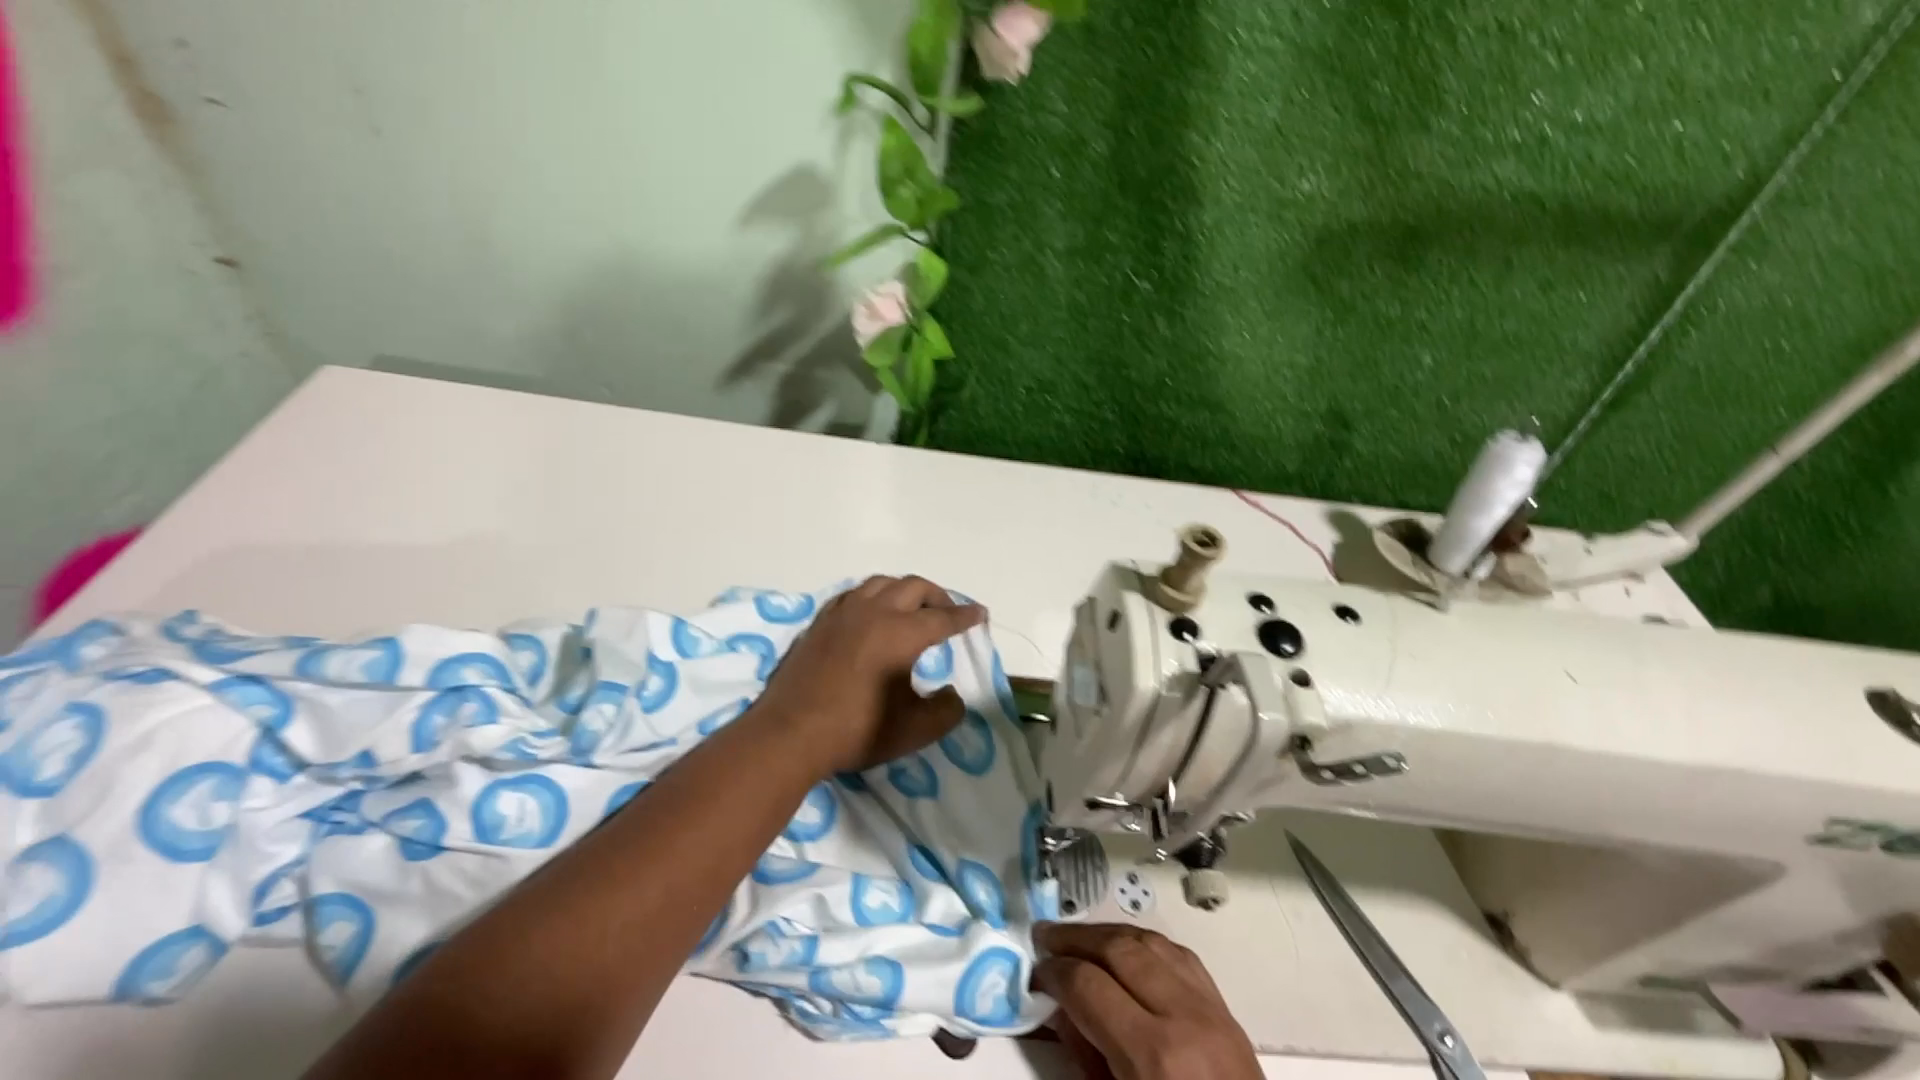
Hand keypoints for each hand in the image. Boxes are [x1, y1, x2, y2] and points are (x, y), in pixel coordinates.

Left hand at [754, 575, 985, 773]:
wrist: (789, 734)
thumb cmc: (856, 731)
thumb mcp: (915, 730)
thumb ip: (945, 710)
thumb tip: (951, 694)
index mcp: (901, 633)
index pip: (943, 617)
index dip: (965, 616)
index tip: (980, 614)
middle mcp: (873, 613)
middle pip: (913, 588)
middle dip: (937, 597)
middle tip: (948, 612)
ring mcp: (842, 615)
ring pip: (880, 584)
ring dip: (904, 591)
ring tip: (912, 608)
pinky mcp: (818, 624)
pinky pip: (853, 595)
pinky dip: (872, 597)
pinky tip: (871, 614)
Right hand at [1034, 923, 1261, 1079]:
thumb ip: (1084, 1055)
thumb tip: (1059, 1007)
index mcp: (1152, 1055)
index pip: (1088, 985)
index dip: (1054, 972)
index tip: (1035, 974)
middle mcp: (1183, 1017)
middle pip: (1118, 950)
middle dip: (1075, 939)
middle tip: (1044, 939)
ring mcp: (1210, 1009)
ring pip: (1150, 941)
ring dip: (1107, 934)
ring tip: (1077, 939)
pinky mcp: (1226, 1009)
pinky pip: (1179, 955)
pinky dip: (1144, 944)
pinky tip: (1124, 949)